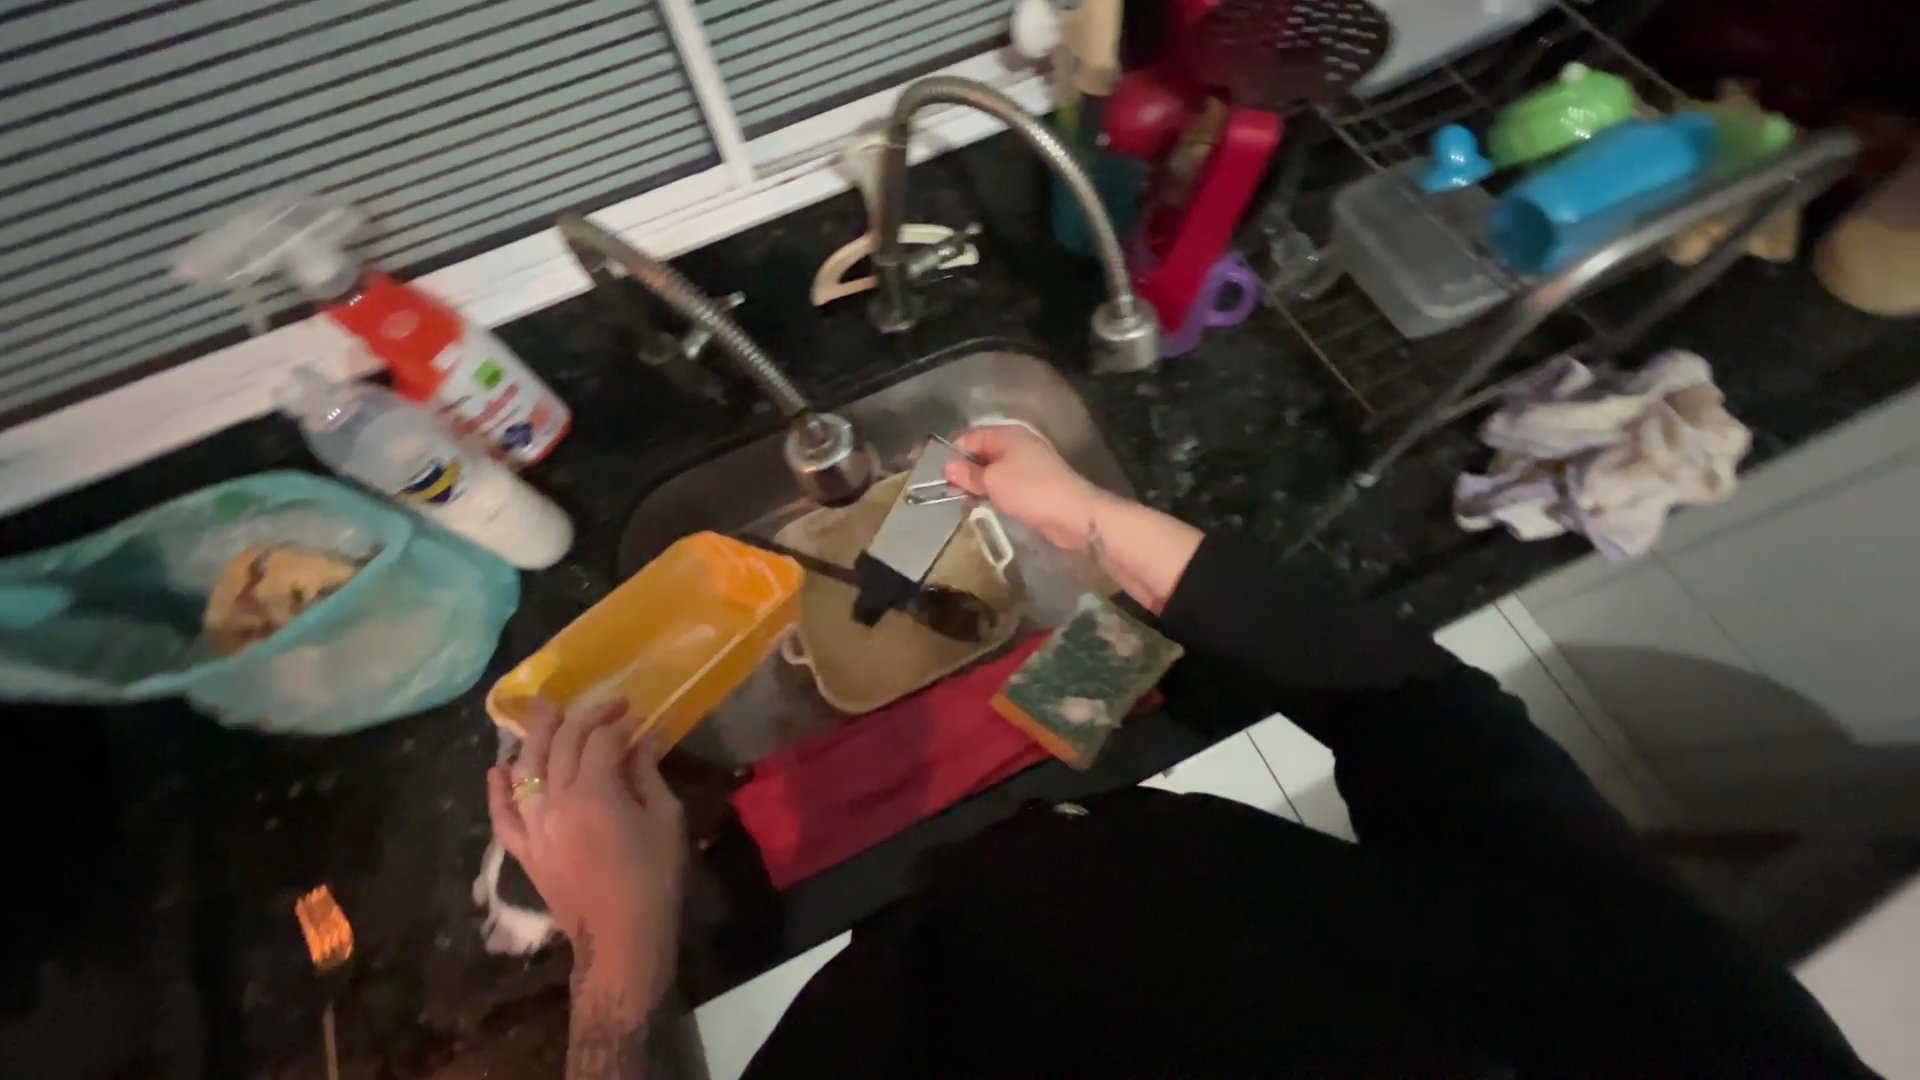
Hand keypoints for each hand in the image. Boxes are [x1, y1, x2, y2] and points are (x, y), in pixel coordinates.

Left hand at [487, 697, 684, 1008]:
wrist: (620, 939)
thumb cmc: (653, 877)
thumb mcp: (665, 819)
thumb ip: (648, 774)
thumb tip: (645, 739)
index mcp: (594, 795)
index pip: (601, 741)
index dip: (621, 723)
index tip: (639, 717)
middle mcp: (555, 805)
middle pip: (562, 746)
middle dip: (584, 718)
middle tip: (605, 704)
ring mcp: (533, 829)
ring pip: (526, 771)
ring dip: (537, 737)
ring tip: (546, 711)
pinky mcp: (524, 852)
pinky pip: (502, 816)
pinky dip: (498, 791)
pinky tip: (499, 769)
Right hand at [941, 424, 1109, 552]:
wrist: (1073, 513)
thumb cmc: (1029, 490)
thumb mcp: (992, 481)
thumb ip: (968, 474)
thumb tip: (947, 466)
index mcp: (1007, 434)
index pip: (970, 436)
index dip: (954, 454)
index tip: (943, 478)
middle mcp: (1017, 444)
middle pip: (982, 453)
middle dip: (966, 471)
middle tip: (952, 493)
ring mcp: (1028, 464)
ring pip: (994, 470)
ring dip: (980, 485)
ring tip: (967, 503)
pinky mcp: (1035, 484)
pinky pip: (1007, 484)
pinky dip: (996, 493)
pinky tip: (988, 506)